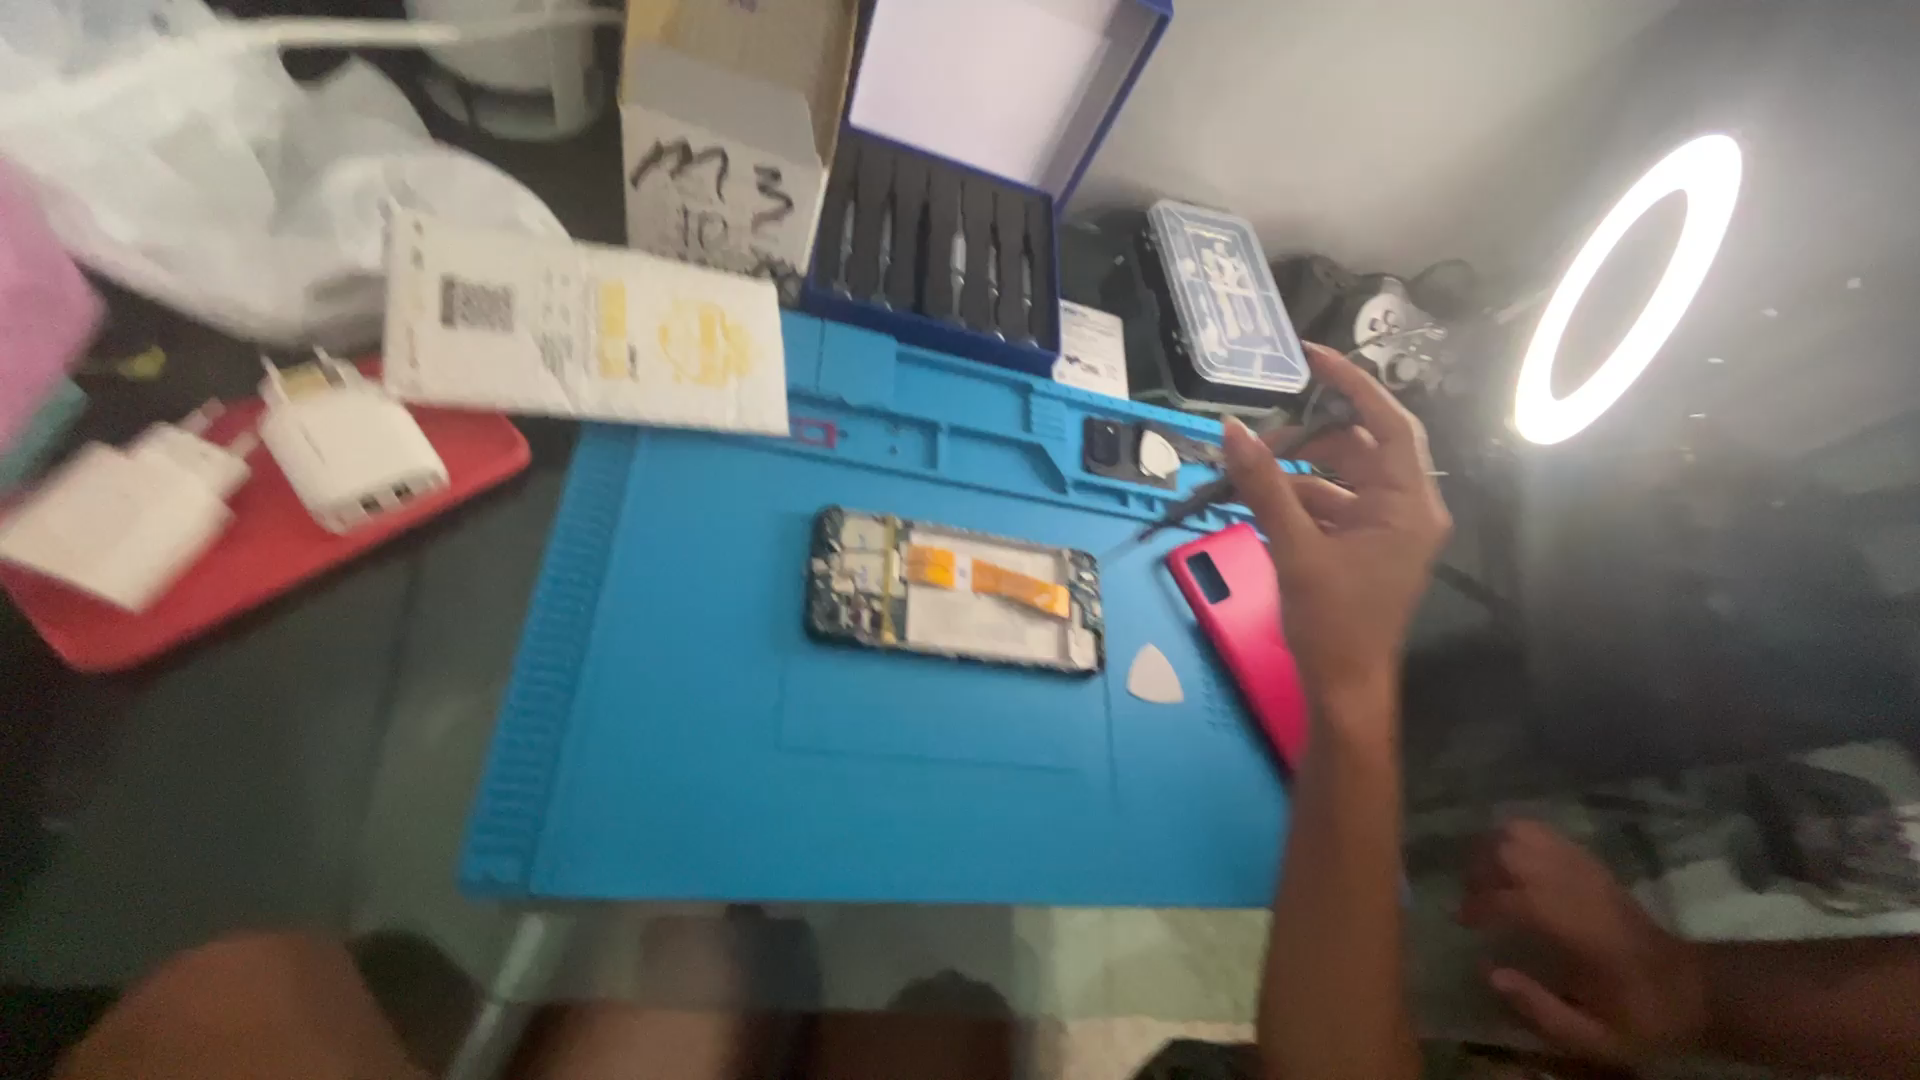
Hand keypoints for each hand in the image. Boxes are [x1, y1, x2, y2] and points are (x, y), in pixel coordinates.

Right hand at [1220, 343, 1450, 703]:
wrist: (1343, 686)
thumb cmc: (1332, 622)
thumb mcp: (1294, 549)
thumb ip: (1263, 486)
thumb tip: (1233, 431)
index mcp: (1410, 505)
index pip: (1388, 424)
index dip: (1352, 385)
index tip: (1311, 358)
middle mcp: (1405, 508)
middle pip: (1358, 448)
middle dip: (1305, 441)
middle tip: (1255, 444)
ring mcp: (1384, 528)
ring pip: (1338, 477)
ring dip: (1293, 474)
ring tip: (1245, 477)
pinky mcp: (1362, 545)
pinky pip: (1328, 505)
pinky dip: (1294, 500)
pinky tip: (1257, 504)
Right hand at [1458, 820, 1708, 1063]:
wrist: (1698, 990)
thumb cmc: (1643, 1015)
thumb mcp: (1599, 1038)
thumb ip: (1543, 1010)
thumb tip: (1490, 974)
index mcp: (1583, 932)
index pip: (1515, 900)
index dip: (1479, 905)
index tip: (1464, 921)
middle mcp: (1581, 892)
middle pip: (1513, 852)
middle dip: (1481, 868)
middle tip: (1472, 894)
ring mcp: (1587, 871)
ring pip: (1524, 832)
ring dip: (1494, 846)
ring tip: (1486, 873)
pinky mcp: (1591, 863)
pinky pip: (1542, 832)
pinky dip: (1515, 837)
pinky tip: (1509, 859)